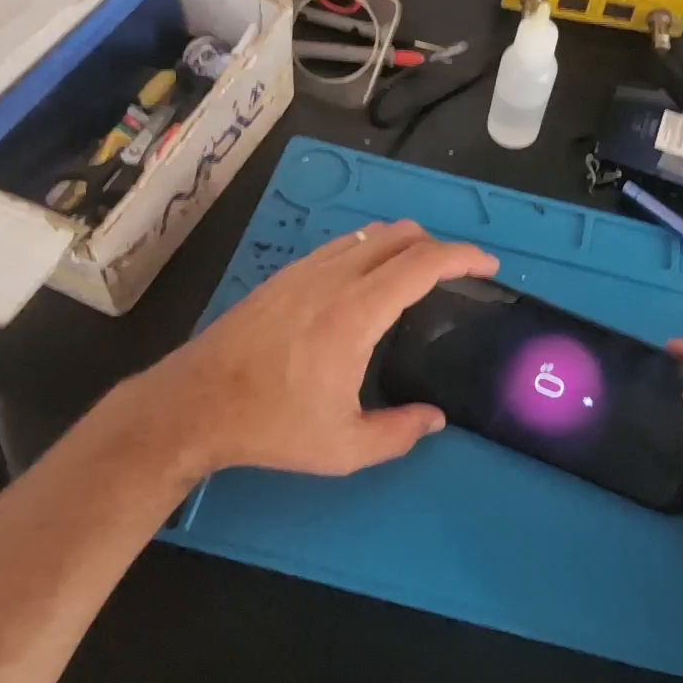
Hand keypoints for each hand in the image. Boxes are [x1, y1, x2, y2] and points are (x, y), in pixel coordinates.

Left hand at [130, 220, 497, 479]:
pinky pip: (343, 245)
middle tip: (459, 275)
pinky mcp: (286, 275)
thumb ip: (399, 434)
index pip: (423, 263)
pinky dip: (373, 250)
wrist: (194, 403)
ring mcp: (306, 270)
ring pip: (370, 235)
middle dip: (440, 246)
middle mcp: (335, 278)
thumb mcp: (343, 447)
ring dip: (406, 244)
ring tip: (421, 275)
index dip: (463, 256)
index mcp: (357, 312)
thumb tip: (435, 419)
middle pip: (401, 236)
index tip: (488, 266)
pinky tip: (370, 282)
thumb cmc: (270, 425)